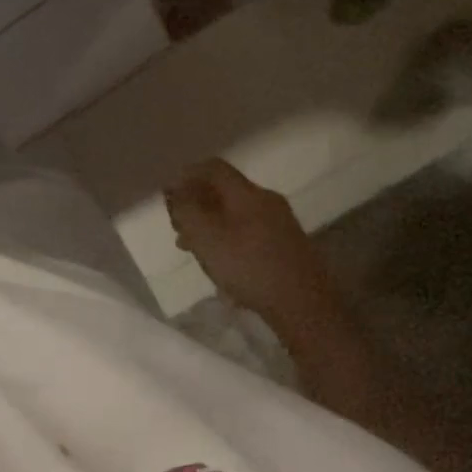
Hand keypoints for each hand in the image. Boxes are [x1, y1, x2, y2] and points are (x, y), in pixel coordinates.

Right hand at [164, 159, 337, 317]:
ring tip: (190, 247)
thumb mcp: (203, 235)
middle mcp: (267, 201)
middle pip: (223, 190)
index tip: (168, 198)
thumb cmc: (246, 265)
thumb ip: (185, 207)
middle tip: (177, 226)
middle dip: (195, 203)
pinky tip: (218, 259)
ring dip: (207, 223)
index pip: (213, 167)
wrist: (302, 304)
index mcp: (248, 193)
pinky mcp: (285, 243)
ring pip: (234, 212)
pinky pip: (247, 229)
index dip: (186, 175)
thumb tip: (175, 188)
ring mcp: (280, 222)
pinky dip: (225, 236)